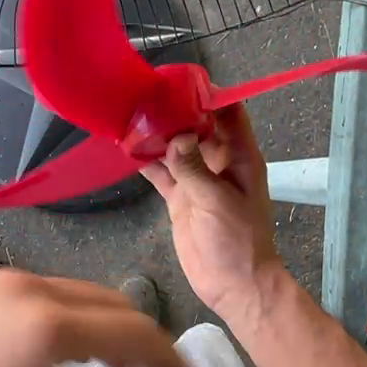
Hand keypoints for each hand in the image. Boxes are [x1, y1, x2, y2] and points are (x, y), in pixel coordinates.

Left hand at [0, 270, 192, 366]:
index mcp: (48, 324)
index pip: (131, 331)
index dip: (165, 356)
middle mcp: (27, 286)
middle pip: (109, 303)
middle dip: (137, 338)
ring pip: (75, 293)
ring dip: (101, 325)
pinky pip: (41, 291)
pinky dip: (66, 316)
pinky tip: (56, 352)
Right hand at [140, 104, 287, 321]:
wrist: (234, 284)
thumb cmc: (237, 241)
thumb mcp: (217, 201)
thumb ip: (194, 168)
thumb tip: (175, 137)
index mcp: (239, 156)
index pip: (228, 113)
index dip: (208, 94)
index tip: (180, 81)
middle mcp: (219, 162)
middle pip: (197, 126)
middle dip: (175, 111)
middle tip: (145, 94)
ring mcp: (198, 180)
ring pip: (176, 148)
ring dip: (157, 135)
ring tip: (130, 116)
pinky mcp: (180, 198)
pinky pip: (162, 173)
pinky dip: (147, 162)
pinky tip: (127, 149)